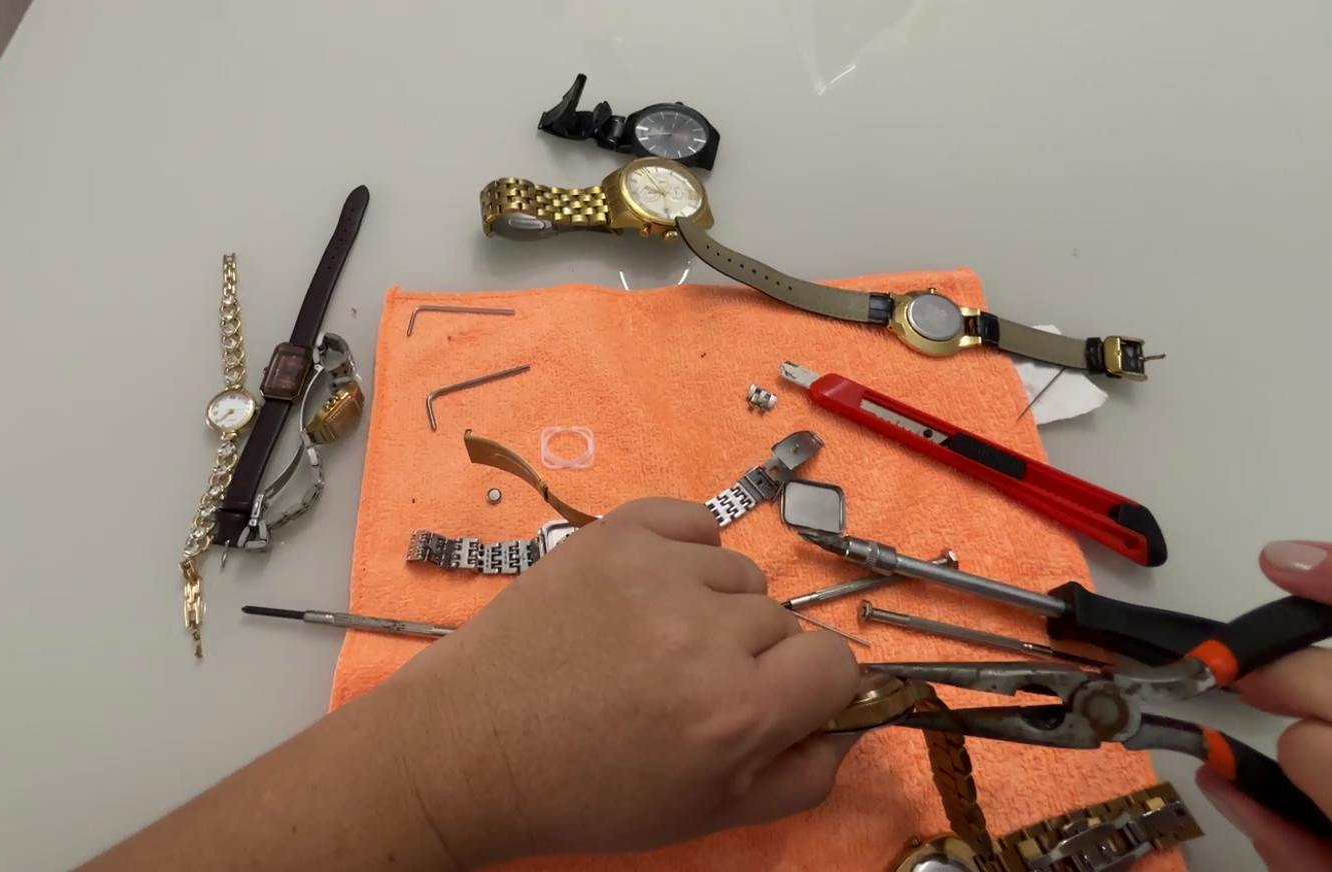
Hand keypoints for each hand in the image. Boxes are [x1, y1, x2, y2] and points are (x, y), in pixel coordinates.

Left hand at [379, 498, 862, 865]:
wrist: (479, 738)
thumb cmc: (590, 789)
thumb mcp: (709, 812)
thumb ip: (803, 771)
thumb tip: (851, 719)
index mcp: (735, 708)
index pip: (836, 664)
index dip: (812, 686)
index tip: (777, 696)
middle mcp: (702, 628)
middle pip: (781, 619)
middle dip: (753, 654)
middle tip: (689, 680)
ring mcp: (653, 568)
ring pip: (736, 571)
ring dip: (714, 602)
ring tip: (655, 637)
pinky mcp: (613, 531)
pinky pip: (692, 519)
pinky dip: (686, 547)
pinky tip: (653, 584)